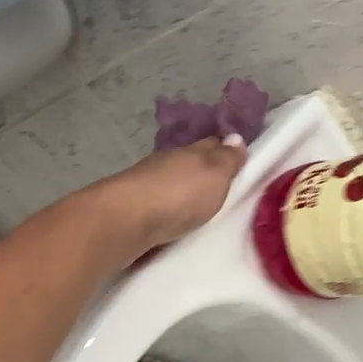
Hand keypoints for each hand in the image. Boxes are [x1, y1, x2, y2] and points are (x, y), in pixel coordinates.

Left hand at [84, 136, 246, 262]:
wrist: (124, 222)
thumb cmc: (176, 195)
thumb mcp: (214, 174)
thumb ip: (226, 159)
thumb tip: (235, 138)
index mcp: (187, 153)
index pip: (210, 145)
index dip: (224, 151)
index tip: (238, 161)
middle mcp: (164, 166)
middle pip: (188, 166)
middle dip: (202, 174)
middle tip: (221, 190)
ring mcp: (145, 189)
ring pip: (170, 187)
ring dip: (182, 195)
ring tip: (199, 211)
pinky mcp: (132, 214)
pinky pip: (156, 210)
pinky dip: (166, 214)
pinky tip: (173, 224)